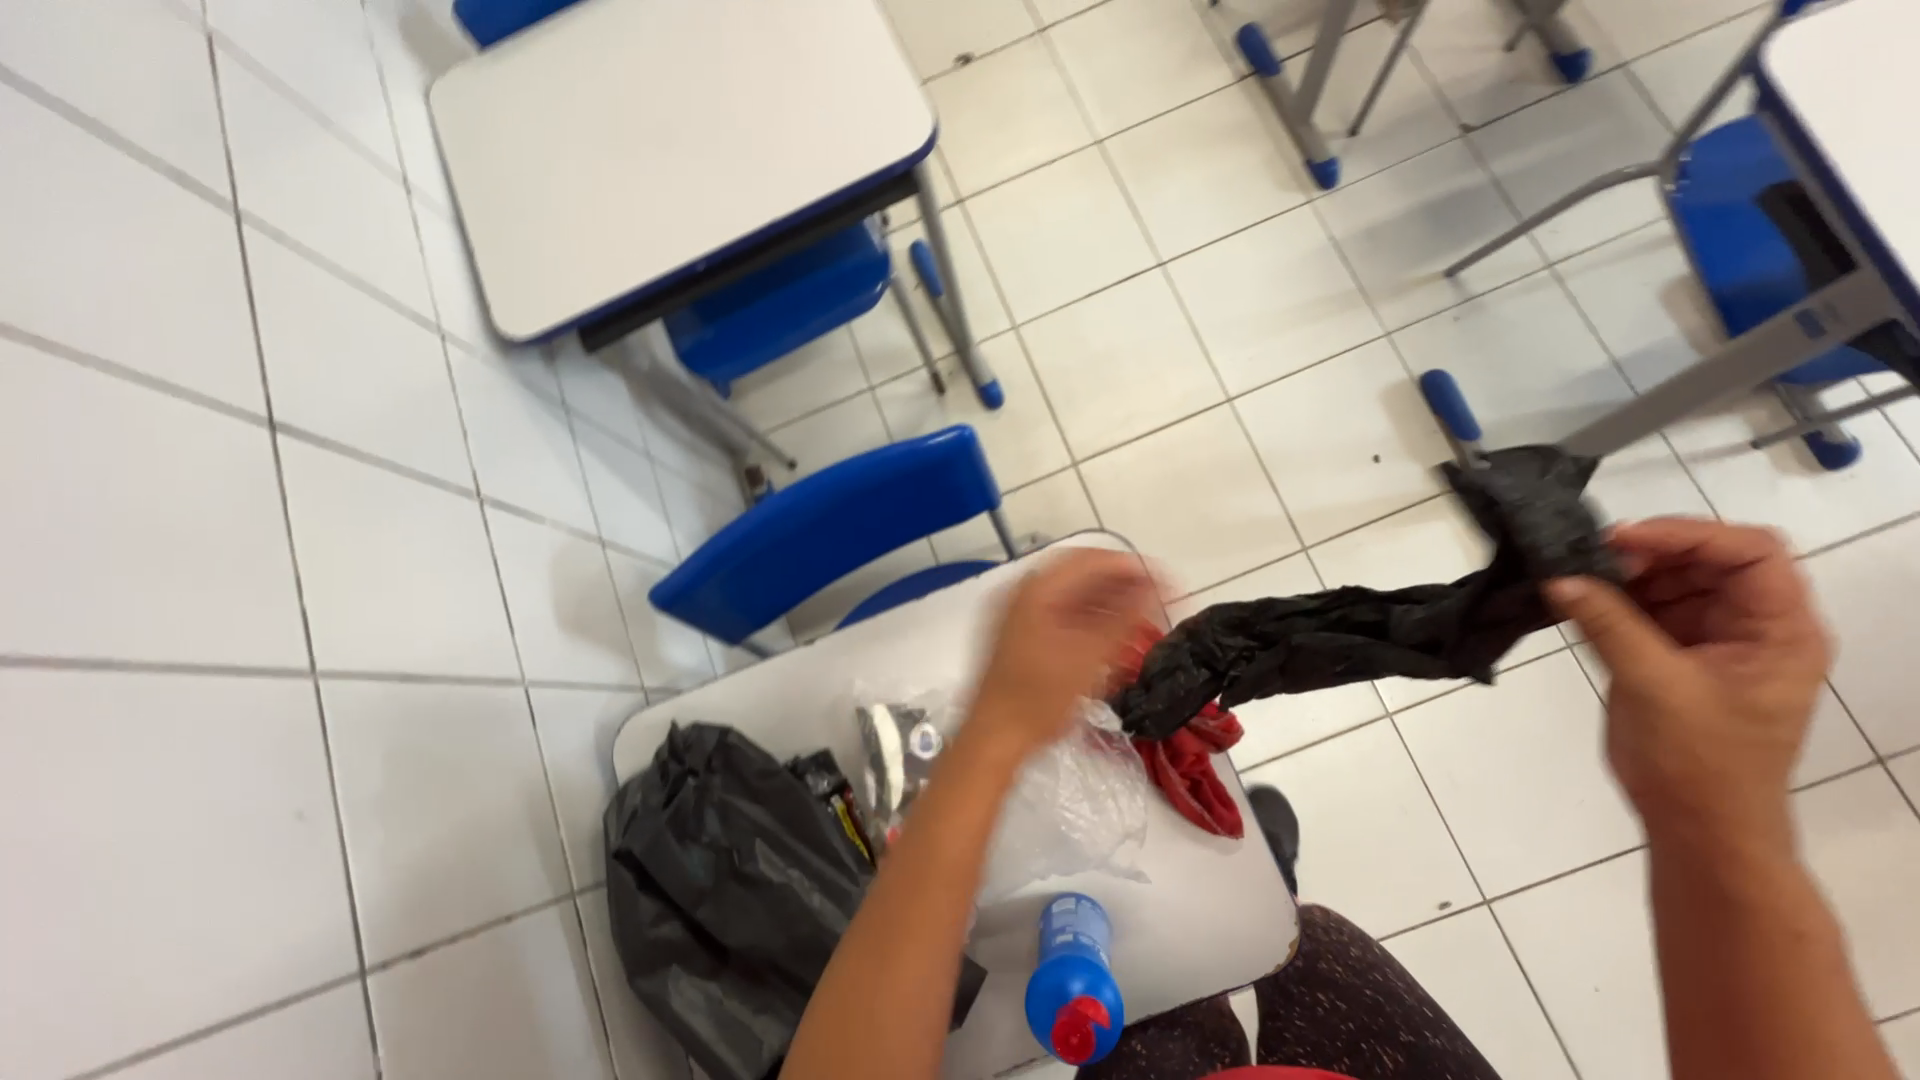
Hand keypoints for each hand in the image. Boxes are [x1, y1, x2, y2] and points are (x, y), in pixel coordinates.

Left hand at [965, 549, 1156, 763]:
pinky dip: (1087, 618)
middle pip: (1078, 574)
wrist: (995, 738)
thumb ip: (1126, 616)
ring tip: (1141, 616)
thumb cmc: (1040, 699)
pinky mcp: (1018, 634)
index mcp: (1034, 590)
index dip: (1128, 566)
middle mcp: (1020, 593)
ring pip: (1069, 594)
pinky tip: (1112, 633)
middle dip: (1119, 584)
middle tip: (1156, 598)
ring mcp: (1016, 613)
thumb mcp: (1090, 657)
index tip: (1162, 579)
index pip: (1088, 559)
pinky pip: (1058, 612)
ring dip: (1105, 601)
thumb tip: (1156, 584)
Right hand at [1547, 518, 1829, 842]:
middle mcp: (1756, 627)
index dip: (1689, 535)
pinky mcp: (1676, 656)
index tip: (1620, 540)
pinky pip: (1648, 610)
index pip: (1751, 553)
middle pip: (1710, 561)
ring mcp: (1715, 641)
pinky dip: (1613, 600)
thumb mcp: (1654, 684)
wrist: (1697, 823)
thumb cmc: (1698, 758)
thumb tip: (1556, 578)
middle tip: (1589, 560)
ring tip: (1577, 579)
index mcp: (1781, 630)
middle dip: (1651, 553)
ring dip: (1626, 575)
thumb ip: (1608, 624)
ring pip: (1675, 581)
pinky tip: (1578, 600)